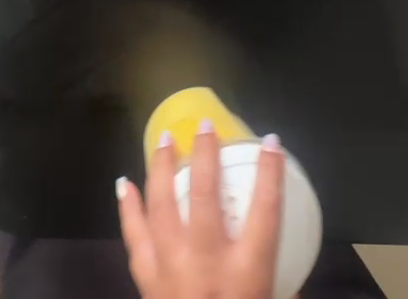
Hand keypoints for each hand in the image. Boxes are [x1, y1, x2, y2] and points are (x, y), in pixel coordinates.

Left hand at [117, 125, 288, 298]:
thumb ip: (279, 285)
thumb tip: (284, 266)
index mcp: (247, 274)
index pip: (265, 211)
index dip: (270, 172)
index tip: (271, 141)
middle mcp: (207, 264)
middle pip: (203, 195)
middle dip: (205, 155)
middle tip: (204, 125)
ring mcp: (171, 271)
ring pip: (161, 205)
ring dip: (161, 167)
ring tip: (164, 139)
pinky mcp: (147, 283)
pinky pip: (134, 237)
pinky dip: (128, 208)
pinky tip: (123, 183)